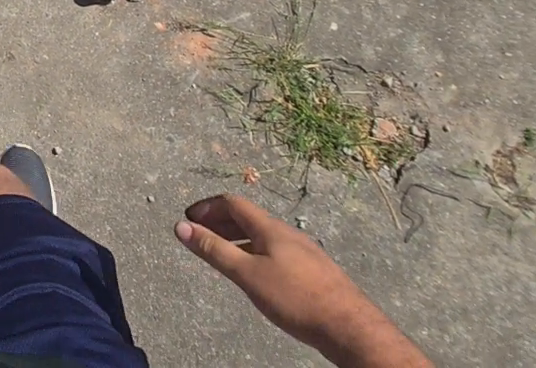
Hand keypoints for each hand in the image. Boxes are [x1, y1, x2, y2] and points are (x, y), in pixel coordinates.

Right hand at [175, 195, 431, 367]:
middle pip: (248, 217)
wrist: (355, 332)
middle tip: (200, 235)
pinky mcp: (317, 273)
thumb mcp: (247, 274)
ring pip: (264, 236)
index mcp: (271, 228)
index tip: (189, 220)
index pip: (232, 203)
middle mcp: (289, 234)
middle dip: (219, 222)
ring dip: (238, 238)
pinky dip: (256, 252)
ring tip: (223, 255)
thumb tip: (180, 226)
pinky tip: (257, 274)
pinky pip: (277, 251)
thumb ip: (213, 250)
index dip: (207, 207)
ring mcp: (306, 253)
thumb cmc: (296, 299)